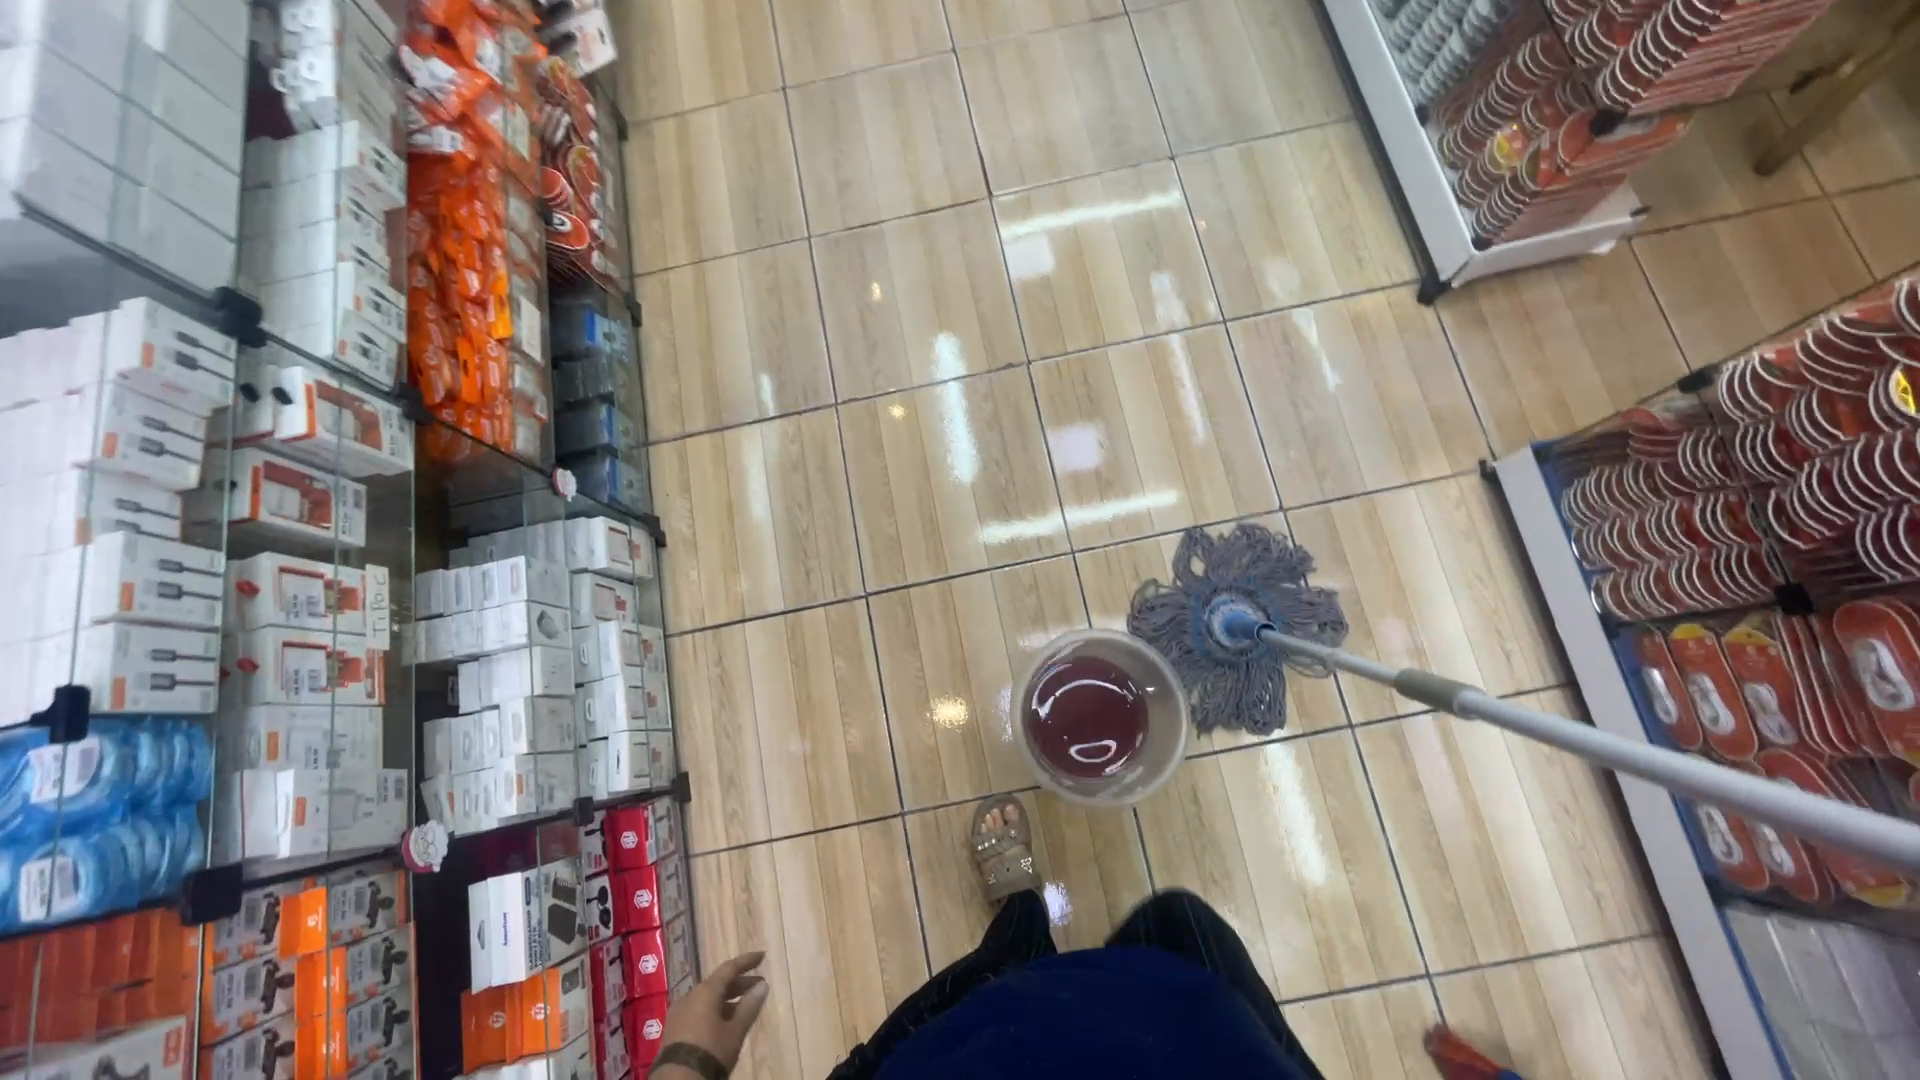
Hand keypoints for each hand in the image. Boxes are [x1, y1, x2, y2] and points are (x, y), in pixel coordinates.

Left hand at [657, 951, 770, 1072]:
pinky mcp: (674, 1029)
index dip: (746, 961)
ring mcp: (679, 1013)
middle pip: (718, 983)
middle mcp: (690, 996)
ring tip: (745, 1006)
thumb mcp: (735, 1031)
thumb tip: (762, 985)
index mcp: (705, 992)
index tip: (762, 956)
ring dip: (728, 999)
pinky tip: (725, 1022)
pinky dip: (715, 1010)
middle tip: (759, 985)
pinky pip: (699, 1010)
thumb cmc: (710, 1052)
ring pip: (708, 998)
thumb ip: (749, 1007)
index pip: (729, 968)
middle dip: (739, 983)